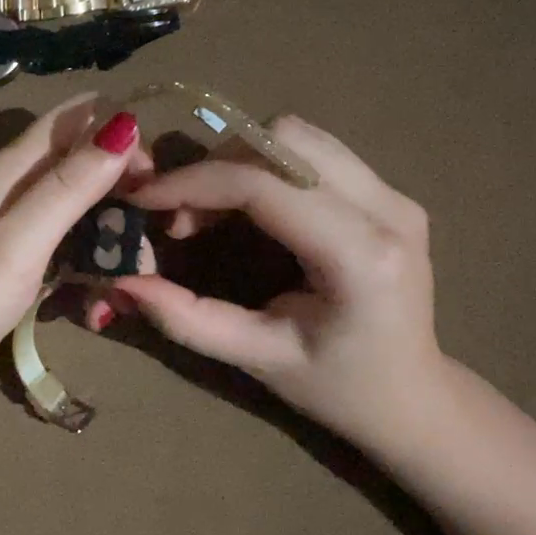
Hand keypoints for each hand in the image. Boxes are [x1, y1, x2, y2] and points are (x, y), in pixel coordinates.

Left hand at [0, 95, 143, 398]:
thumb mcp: (17, 242)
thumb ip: (67, 188)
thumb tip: (124, 127)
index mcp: (14, 170)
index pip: (79, 119)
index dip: (123, 133)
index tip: (153, 177)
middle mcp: (20, 189)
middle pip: (88, 164)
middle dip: (127, 188)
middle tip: (151, 233)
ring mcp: (22, 228)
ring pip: (84, 209)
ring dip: (114, 233)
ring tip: (135, 273)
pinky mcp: (24, 263)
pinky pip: (71, 249)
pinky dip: (92, 264)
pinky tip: (104, 295)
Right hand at [114, 116, 450, 443]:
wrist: (412, 398)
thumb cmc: (337, 388)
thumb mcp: (257, 359)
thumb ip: (190, 319)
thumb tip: (123, 282)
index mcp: (362, 255)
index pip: (266, 184)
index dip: (193, 183)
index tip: (140, 201)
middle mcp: (388, 208)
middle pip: (285, 139)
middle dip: (215, 167)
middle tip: (175, 217)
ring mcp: (394, 194)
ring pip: (298, 136)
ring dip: (237, 164)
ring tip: (203, 216)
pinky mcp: (387, 193)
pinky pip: (311, 154)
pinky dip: (261, 170)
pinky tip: (240, 213)